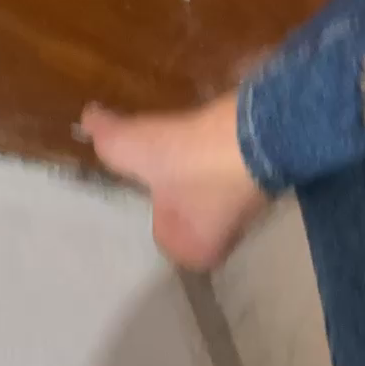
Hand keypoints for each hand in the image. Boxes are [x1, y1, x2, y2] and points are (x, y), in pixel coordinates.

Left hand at [80, 93, 269, 269]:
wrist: (258, 131)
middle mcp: (229, 234)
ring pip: (219, 186)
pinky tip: (218, 125)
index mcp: (192, 247)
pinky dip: (230, 145)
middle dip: (182, 184)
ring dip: (207, 164)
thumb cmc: (191, 159)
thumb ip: (106, 135)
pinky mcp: (275, 171)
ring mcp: (255, 202)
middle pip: (194, 209)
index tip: (148, 176)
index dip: (153, 202)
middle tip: (169, 157)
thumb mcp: (130, 147)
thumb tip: (90, 118)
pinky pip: (241, 161)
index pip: (165, 233)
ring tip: (192, 137)